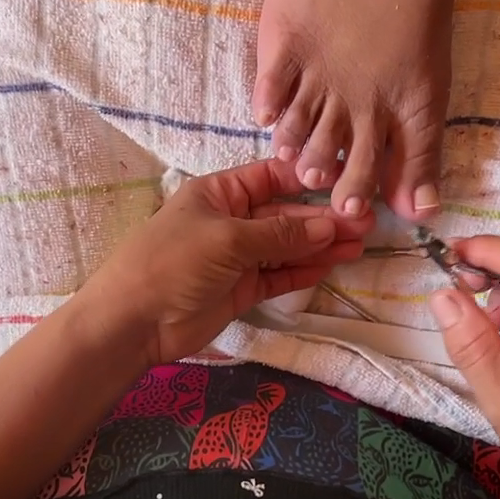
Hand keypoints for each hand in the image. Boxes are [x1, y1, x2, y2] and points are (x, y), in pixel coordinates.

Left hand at [74, 160, 371, 366]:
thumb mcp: (228, 238)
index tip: (347, 183)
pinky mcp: (239, 290)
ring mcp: (235, 257)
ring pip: (285, 247)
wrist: (134, 321)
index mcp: (219, 193)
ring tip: (360, 244)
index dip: (307, 179)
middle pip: (284, 215)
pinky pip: (277, 275)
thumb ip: (280, 234)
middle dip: (322, 218)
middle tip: (365, 222)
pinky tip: (331, 264)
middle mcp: (229, 221)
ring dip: (319, 246)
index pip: (270, 177)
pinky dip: (302, 271)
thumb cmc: (173, 262)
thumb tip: (329, 227)